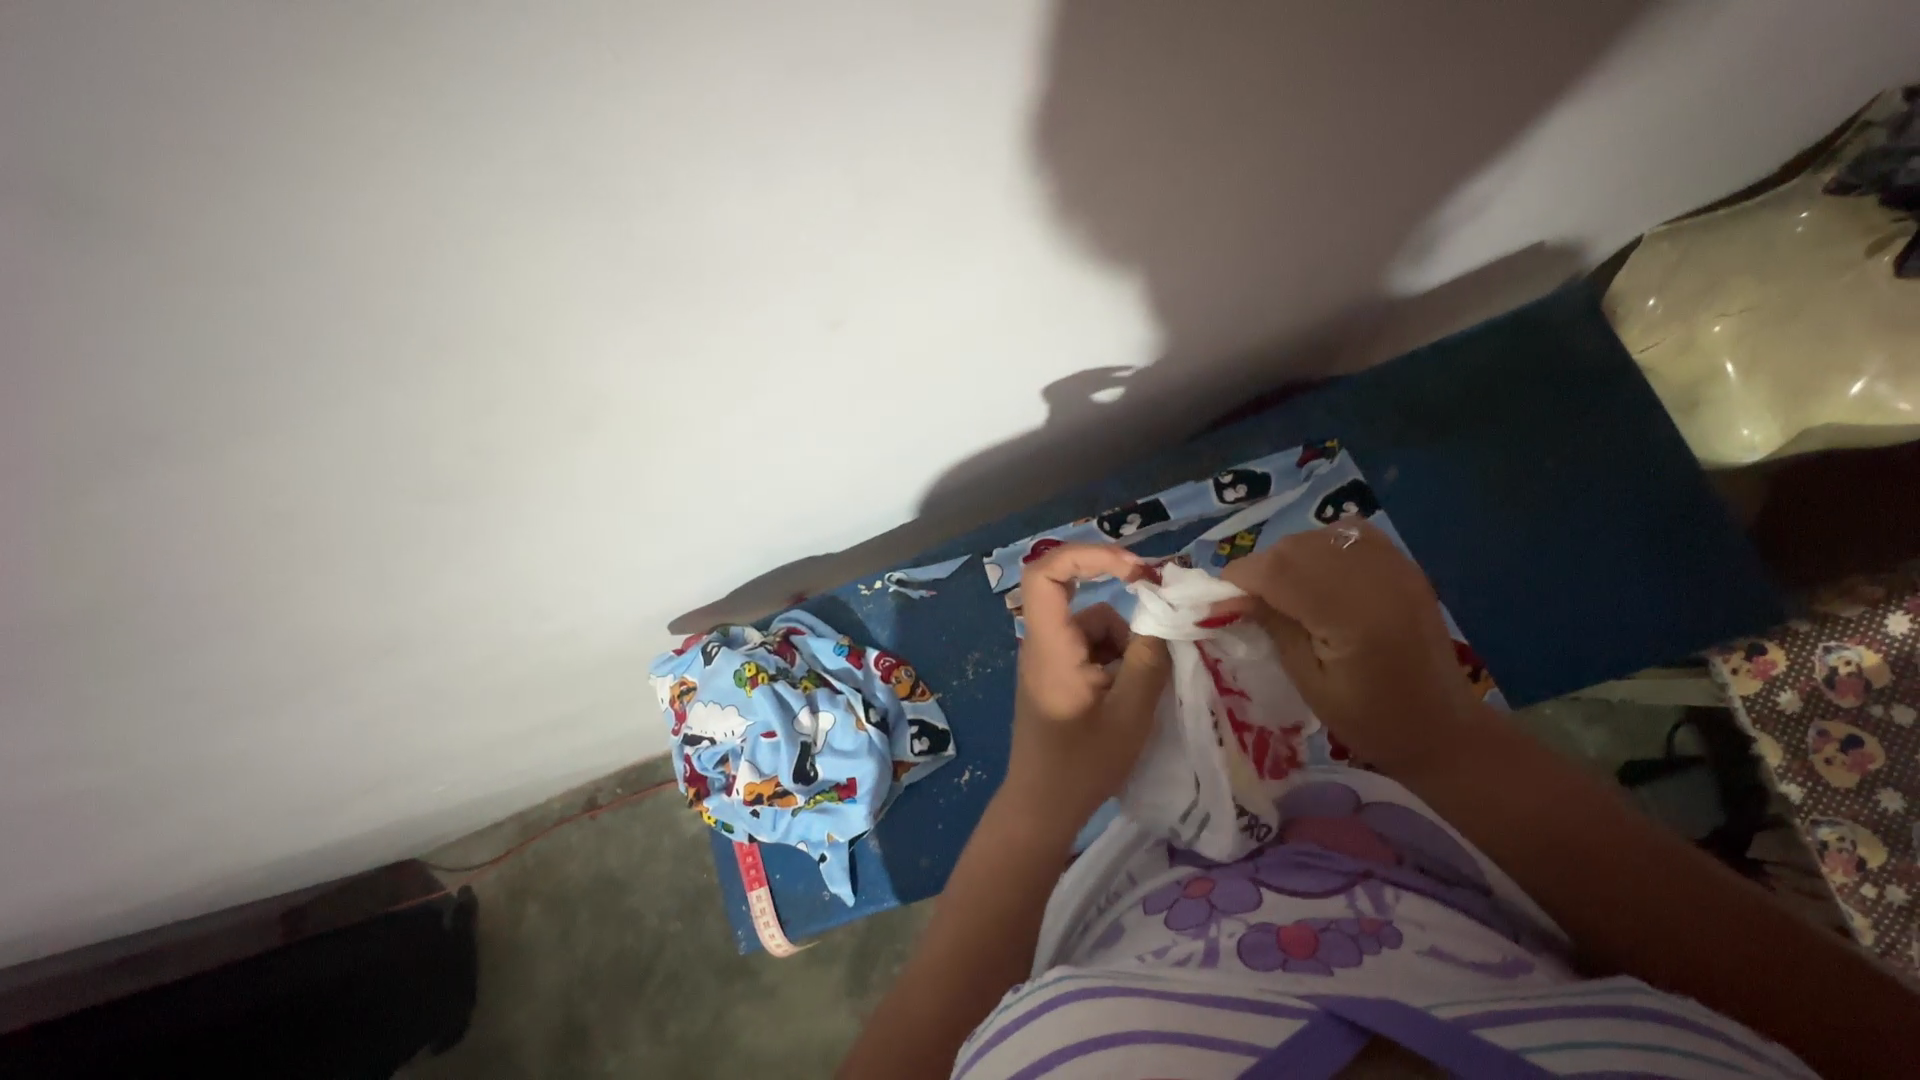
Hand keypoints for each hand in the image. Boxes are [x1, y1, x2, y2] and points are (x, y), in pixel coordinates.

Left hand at [1002, 545, 1170, 831]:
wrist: (1043, 806)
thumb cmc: (1082, 763)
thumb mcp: (1131, 710)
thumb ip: (1150, 657)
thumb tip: (1164, 617)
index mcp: (1049, 644)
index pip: (1046, 571)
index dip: (1088, 554)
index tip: (1133, 569)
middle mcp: (1042, 643)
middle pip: (1080, 602)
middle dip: (1123, 618)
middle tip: (1157, 634)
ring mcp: (1047, 661)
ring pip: (1092, 630)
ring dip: (1124, 649)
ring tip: (1139, 693)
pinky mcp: (1056, 678)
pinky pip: (1090, 651)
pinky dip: (1115, 664)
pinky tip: (1128, 700)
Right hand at [1220, 520, 1482, 773]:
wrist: (1443, 727)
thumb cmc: (1370, 720)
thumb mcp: (1308, 682)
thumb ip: (1273, 628)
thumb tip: (1231, 598)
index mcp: (1351, 614)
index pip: (1276, 570)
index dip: (1238, 581)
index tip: (1217, 605)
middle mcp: (1374, 576)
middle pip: (1294, 547)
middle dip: (1260, 569)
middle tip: (1246, 603)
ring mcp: (1394, 565)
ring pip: (1317, 535)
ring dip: (1288, 558)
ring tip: (1281, 592)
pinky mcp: (1403, 564)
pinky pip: (1348, 535)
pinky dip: (1320, 548)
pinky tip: (1316, 576)